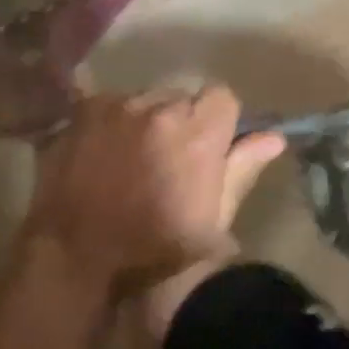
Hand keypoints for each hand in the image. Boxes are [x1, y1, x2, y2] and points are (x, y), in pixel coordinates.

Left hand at [24, 87, 284, 288]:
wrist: (76, 251)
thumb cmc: (152, 248)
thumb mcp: (210, 222)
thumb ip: (240, 171)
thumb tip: (273, 137)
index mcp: (197, 133)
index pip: (222, 96)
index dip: (220, 120)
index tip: (212, 146)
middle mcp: (159, 105)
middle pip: (181, 97)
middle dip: (182, 121)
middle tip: (169, 159)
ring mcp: (118, 102)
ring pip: (145, 98)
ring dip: (146, 120)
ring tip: (132, 157)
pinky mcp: (84, 107)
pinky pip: (111, 102)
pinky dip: (113, 120)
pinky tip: (104, 149)